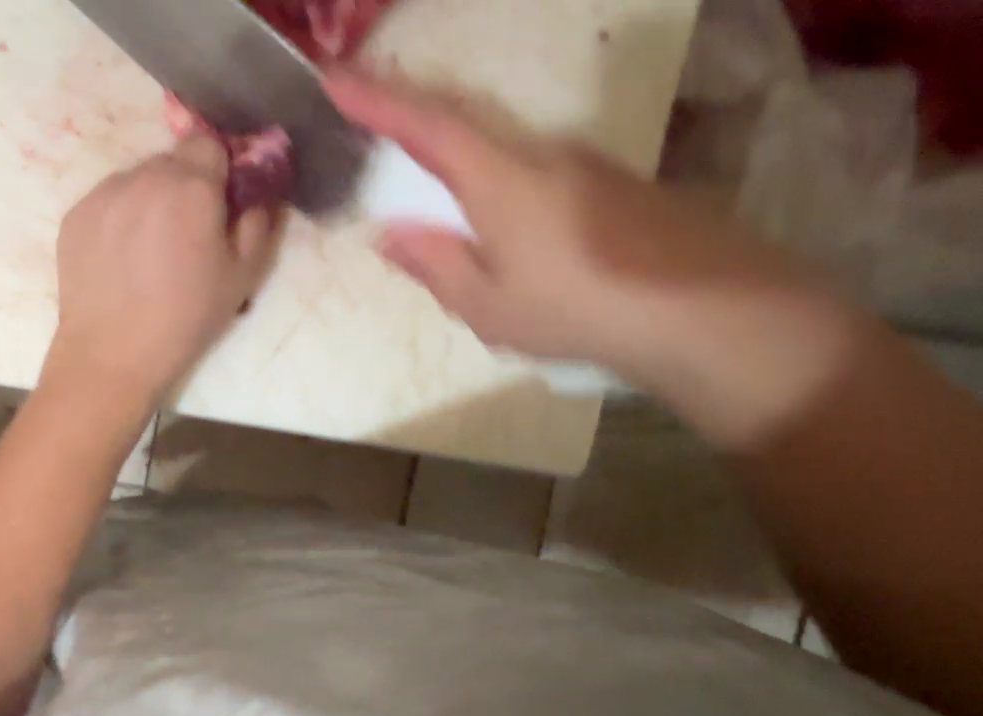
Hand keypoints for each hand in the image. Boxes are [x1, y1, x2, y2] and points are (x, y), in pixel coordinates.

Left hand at [44, 136, 281, 409]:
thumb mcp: (243, 276)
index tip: (217, 205)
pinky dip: (115, 220)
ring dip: (146, 202)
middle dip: (182, 186)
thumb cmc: (184, 320)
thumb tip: (261, 191)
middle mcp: (142, 177)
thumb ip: (259, 221)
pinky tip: (118, 261)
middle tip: (183, 235)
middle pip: (170, 162)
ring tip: (146, 252)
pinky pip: (105, 204)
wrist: (111, 356)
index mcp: (191, 185)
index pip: (208, 143)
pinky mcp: (73, 219)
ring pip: (134, 181)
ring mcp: (102, 196)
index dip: (216, 170)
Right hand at [323, 70, 853, 387]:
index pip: (428, 126)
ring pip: (500, 153)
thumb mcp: (484, 303)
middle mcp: (542, 155)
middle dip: (409, 121)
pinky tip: (494, 227)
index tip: (335, 79)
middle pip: (463, 127)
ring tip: (425, 193)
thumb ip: (433, 263)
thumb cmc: (577, 309)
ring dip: (454, 162)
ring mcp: (583, 165)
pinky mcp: (610, 186)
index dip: (378, 101)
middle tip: (367, 122)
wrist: (706, 309)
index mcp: (501, 180)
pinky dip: (494, 184)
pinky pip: (531, 173)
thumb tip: (391, 232)